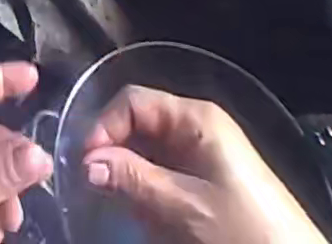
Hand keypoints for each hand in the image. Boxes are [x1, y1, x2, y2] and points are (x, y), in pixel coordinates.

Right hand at [81, 86, 323, 243]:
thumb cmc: (246, 231)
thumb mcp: (186, 206)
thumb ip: (135, 180)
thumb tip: (87, 162)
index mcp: (195, 117)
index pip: (135, 101)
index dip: (106, 126)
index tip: (86, 162)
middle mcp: (197, 126)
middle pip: (140, 123)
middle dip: (116, 151)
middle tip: (96, 186)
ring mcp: (203, 153)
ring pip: (149, 150)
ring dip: (131, 175)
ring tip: (122, 205)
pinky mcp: (208, 180)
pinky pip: (165, 173)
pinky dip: (149, 190)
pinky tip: (145, 214)